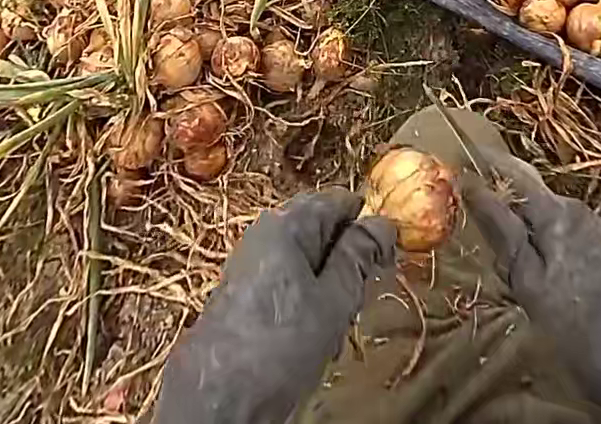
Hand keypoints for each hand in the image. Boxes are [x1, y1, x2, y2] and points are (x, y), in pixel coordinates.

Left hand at [155, 189, 394, 423]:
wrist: (216, 400)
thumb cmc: (279, 344)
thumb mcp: (333, 300)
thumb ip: (359, 257)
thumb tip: (384, 222)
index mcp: (287, 222)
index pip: (338, 200)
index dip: (367, 224)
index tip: (384, 258)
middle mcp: (265, 232)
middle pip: (321, 230)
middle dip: (346, 261)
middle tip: (356, 300)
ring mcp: (251, 262)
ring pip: (306, 261)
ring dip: (328, 288)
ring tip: (334, 328)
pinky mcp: (242, 292)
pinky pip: (286, 283)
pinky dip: (305, 303)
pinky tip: (310, 339)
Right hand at [464, 155, 600, 423]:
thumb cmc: (576, 320)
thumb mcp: (527, 278)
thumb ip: (500, 228)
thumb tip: (469, 183)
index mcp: (554, 210)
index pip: (512, 170)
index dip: (485, 161)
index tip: (460, 158)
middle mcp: (574, 209)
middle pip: (528, 192)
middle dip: (501, 198)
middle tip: (472, 212)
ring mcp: (591, 229)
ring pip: (542, 214)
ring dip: (520, 223)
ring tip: (499, 249)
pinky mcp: (600, 250)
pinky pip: (558, 231)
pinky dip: (538, 240)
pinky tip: (531, 267)